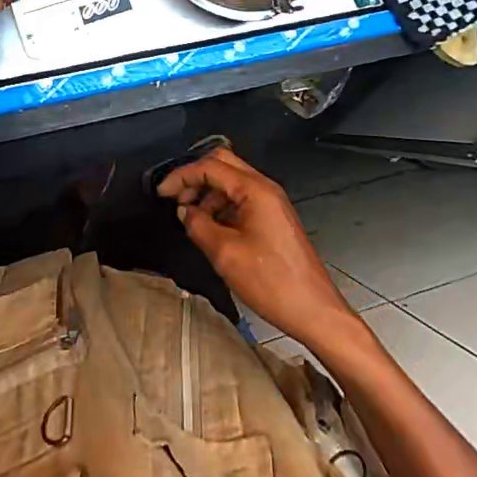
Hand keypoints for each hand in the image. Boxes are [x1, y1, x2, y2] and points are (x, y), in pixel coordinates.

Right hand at [157, 148, 355, 338]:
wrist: (314, 312)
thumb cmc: (273, 283)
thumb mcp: (224, 253)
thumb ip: (197, 225)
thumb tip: (185, 213)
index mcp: (256, 191)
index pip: (210, 166)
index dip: (181, 176)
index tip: (162, 192)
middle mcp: (266, 190)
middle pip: (222, 164)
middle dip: (194, 177)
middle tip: (176, 198)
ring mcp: (271, 205)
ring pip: (231, 182)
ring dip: (206, 193)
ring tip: (190, 218)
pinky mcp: (273, 220)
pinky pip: (240, 200)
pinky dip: (220, 207)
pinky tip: (209, 228)